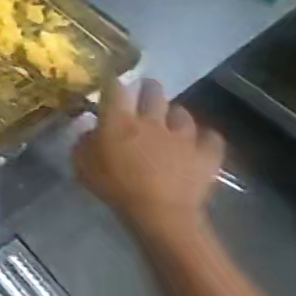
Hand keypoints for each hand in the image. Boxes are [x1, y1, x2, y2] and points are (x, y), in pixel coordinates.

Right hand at [73, 78, 225, 236]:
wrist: (160, 213)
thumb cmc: (116, 188)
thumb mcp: (84, 166)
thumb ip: (83, 144)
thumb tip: (89, 132)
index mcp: (120, 120)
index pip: (115, 88)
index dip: (112, 82)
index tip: (110, 82)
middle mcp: (152, 120)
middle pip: (153, 91)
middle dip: (148, 88)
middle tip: (145, 92)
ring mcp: (182, 136)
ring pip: (182, 113)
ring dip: (176, 116)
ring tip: (173, 123)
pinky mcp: (205, 154)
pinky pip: (211, 138)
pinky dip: (207, 139)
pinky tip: (201, 144)